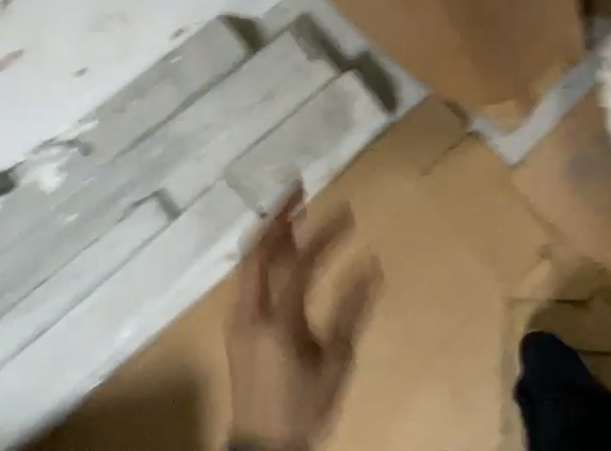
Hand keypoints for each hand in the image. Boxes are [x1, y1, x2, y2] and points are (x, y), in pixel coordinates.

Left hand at [227, 184, 382, 450]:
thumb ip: (351, 311)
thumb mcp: (335, 362)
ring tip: (290, 208)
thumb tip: (374, 265)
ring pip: (249, 260)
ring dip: (270, 230)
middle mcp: (250, 312)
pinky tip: (277, 245)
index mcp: (277, 322)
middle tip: (299, 186)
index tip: (348, 213)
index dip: (325, 235)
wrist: (263, 447)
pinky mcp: (237, 324)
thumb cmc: (304, 405)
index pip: (301, 265)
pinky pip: (247, 275)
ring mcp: (238, 317)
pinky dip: (263, 251)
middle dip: (279, 215)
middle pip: (259, 251)